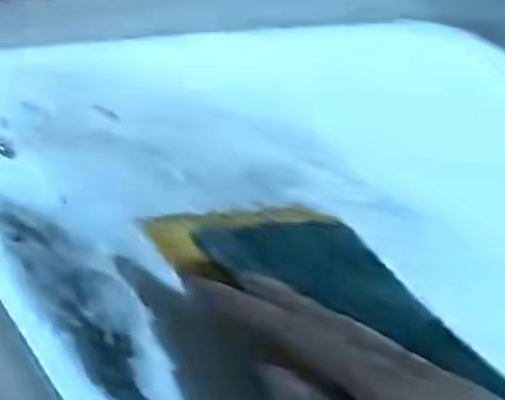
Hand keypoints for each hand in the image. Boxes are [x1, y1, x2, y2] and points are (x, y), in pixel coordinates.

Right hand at [192, 273, 498, 399]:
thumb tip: (265, 363)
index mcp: (389, 379)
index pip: (299, 330)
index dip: (242, 304)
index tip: (191, 279)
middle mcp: (418, 370)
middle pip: (338, 324)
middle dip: (281, 297)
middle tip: (228, 268)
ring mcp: (450, 383)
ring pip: (368, 336)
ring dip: (313, 311)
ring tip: (268, 289)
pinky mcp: (465, 394)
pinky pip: (393, 352)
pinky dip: (351, 332)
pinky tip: (337, 330)